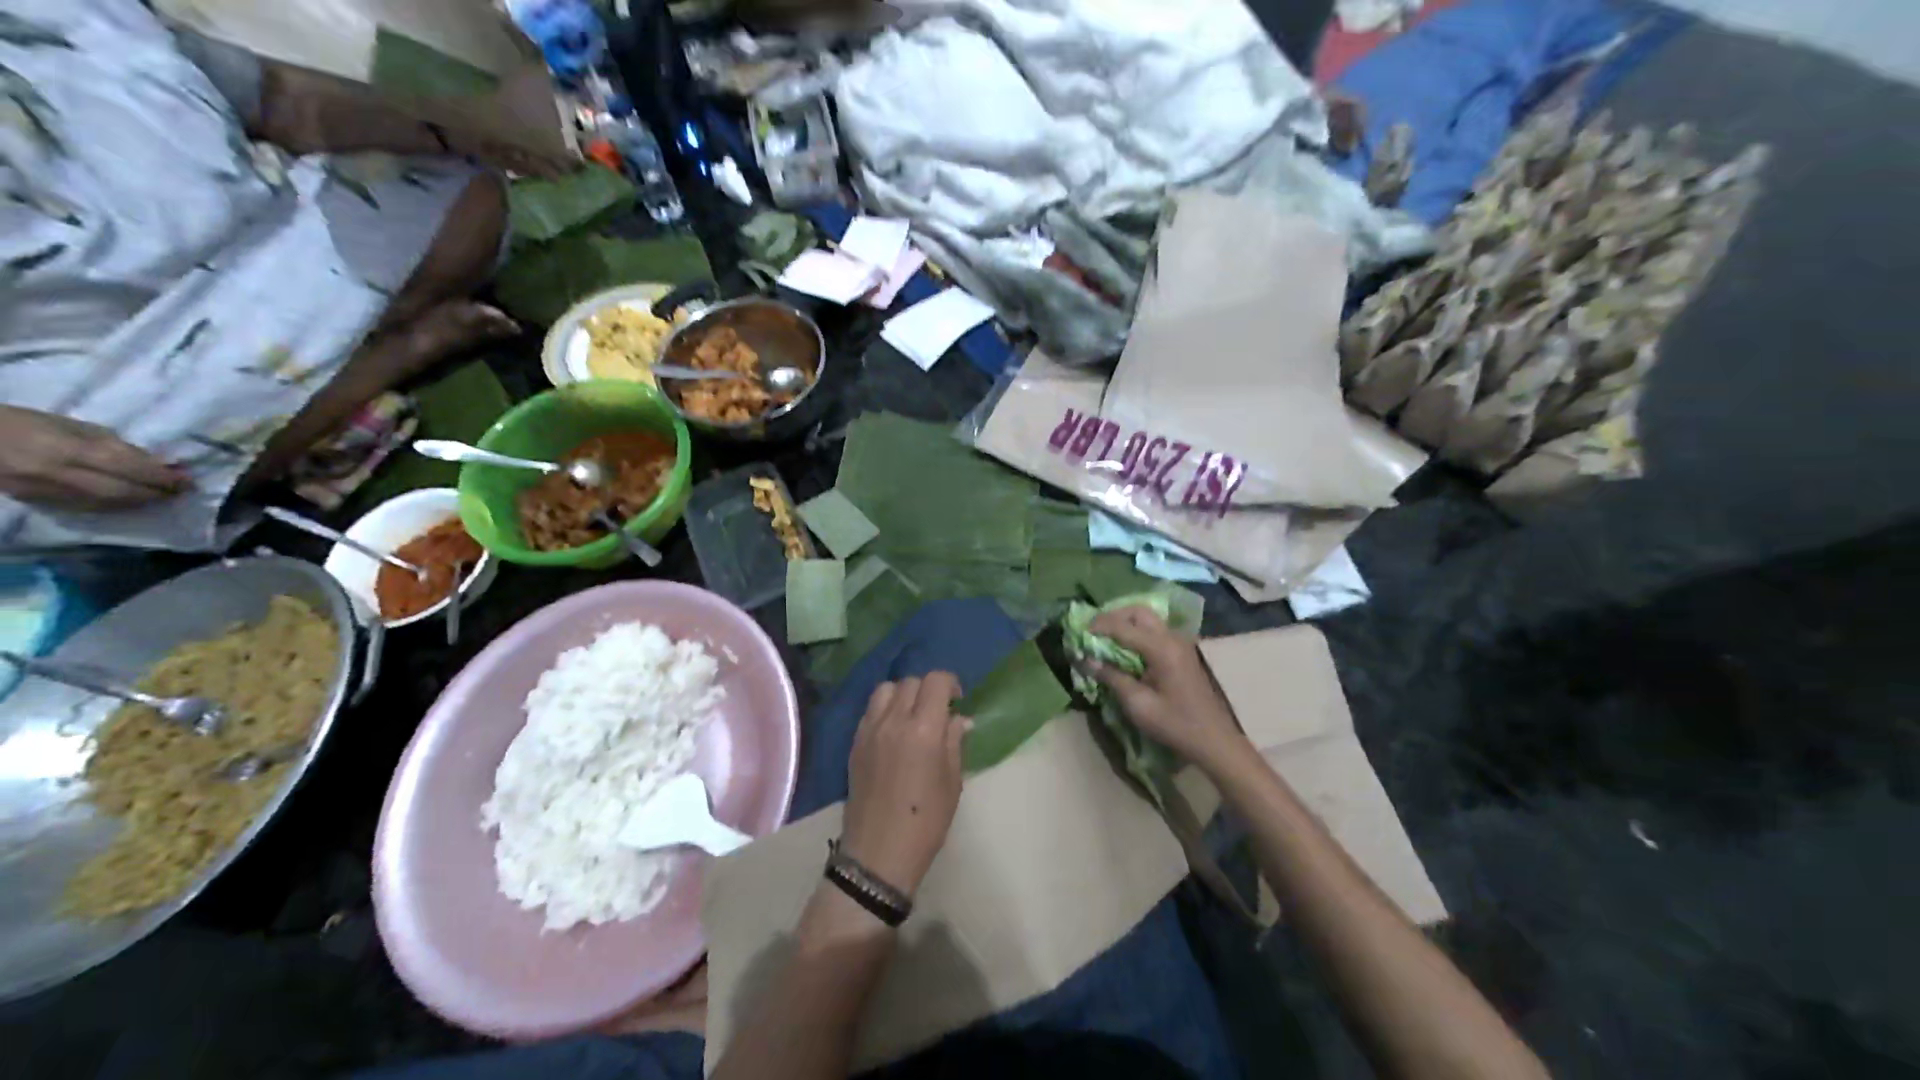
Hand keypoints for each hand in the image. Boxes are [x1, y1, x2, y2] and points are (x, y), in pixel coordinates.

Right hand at [0, 406, 189, 510]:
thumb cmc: (23, 423)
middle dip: (157, 493)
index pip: (128, 469)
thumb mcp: (75, 426)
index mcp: (68, 450)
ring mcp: (43, 491)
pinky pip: (85, 508)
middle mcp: (57, 474)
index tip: (188, 480)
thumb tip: (161, 464)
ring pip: (106, 504)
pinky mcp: (34, 501)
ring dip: (140, 502)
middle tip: (182, 491)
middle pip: (121, 491)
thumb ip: (118, 447)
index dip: (162, 478)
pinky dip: (115, 506)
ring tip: (162, 496)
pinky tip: (131, 501)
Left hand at [839, 673, 969, 896]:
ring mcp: (870, 730)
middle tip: (937, 712)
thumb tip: (959, 718)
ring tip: (912, 717)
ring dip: (903, 695)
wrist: (878, 853)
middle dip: (928, 690)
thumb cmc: (925, 822)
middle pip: (911, 681)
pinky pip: (870, 710)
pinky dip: (884, 709)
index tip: (957, 700)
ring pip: (886, 689)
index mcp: (923, 729)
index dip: (950, 684)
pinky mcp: (855, 743)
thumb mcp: (952, 782)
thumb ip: (954, 742)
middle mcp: (893, 721)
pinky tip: (893, 732)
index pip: (935, 681)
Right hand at [1083, 606, 1253, 774]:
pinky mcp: (1182, 651)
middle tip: (1093, 631)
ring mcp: (1180, 642)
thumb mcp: (1138, 704)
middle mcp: (1172, 637)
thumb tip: (1086, 660)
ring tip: (1105, 638)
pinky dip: (1136, 630)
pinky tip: (1125, 647)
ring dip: (1125, 621)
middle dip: (1112, 616)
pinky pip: (1155, 629)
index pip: (1122, 626)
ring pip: (1148, 618)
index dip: (1098, 626)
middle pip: (1138, 611)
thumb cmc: (1175, 724)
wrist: (1213, 740)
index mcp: (1161, 648)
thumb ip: (1112, 677)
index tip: (1078, 633)